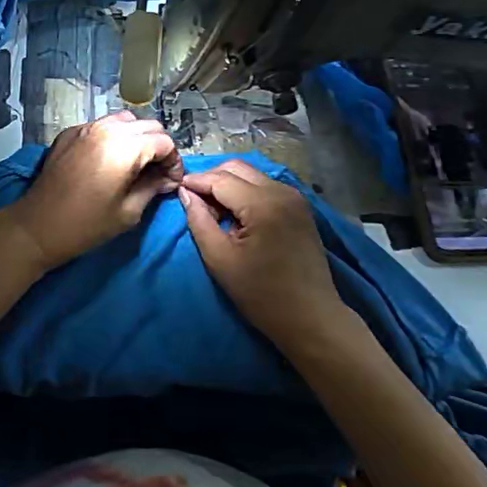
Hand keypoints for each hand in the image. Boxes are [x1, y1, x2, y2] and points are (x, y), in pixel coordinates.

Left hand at [1, 111, 183, 270]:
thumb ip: (153, 187)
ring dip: (137, 138)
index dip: (174, 161)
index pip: (164, 141)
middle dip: (158, 147)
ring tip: (136, 164)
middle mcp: (105, 129)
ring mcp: (85, 128)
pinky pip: (101, 126)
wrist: (37, 226)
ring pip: (124, 120)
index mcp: (124, 147)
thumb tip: (166, 178)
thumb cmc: (86, 225)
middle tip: (158, 173)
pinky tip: (110, 161)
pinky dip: (113, 137)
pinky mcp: (69, 134)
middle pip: (147, 125)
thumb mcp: (129, 211)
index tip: (171, 181)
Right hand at [177, 159, 343, 342]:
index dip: (195, 181)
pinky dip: (246, 192)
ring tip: (214, 209)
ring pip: (253, 175)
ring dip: (229, 184)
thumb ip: (199, 221)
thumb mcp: (220, 259)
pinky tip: (236, 214)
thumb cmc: (261, 294)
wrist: (311, 318)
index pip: (220, 179)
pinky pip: (266, 187)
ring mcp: (295, 198)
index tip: (176, 188)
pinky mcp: (300, 208)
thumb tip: (186, 193)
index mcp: (263, 204)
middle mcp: (282, 192)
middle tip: (194, 199)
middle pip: (238, 168)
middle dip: (212, 178)